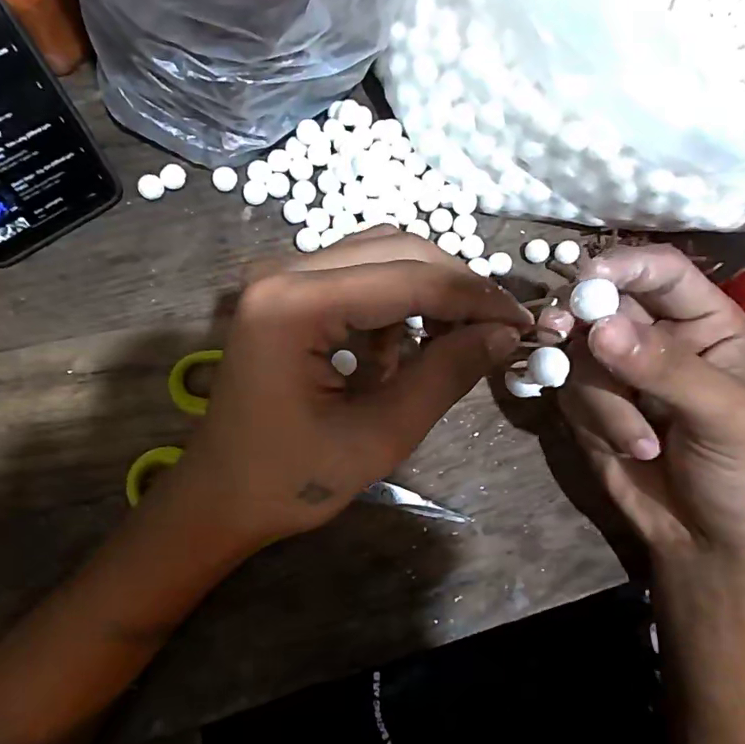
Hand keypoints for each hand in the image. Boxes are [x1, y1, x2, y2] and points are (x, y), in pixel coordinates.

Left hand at [156, 227, 530, 550]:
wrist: (222, 494)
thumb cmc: (290, 479)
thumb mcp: (379, 435)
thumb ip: (445, 375)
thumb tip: (502, 333)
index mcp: (294, 305)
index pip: (409, 278)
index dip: (474, 298)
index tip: (522, 323)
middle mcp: (281, 271)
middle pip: (396, 249)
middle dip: (453, 289)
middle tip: (494, 331)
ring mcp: (278, 277)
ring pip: (378, 256)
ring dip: (423, 295)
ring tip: (443, 350)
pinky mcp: (283, 291)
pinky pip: (355, 276)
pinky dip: (390, 307)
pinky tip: (391, 359)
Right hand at [547, 245, 744, 566]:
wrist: (706, 541)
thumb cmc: (742, 474)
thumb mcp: (722, 417)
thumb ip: (665, 369)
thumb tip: (600, 327)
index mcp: (703, 323)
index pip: (659, 272)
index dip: (623, 267)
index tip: (587, 282)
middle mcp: (654, 336)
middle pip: (600, 302)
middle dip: (580, 322)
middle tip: (558, 335)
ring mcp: (615, 369)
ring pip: (576, 351)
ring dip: (599, 399)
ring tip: (640, 444)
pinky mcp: (586, 402)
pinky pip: (565, 390)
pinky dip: (588, 419)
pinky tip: (623, 447)